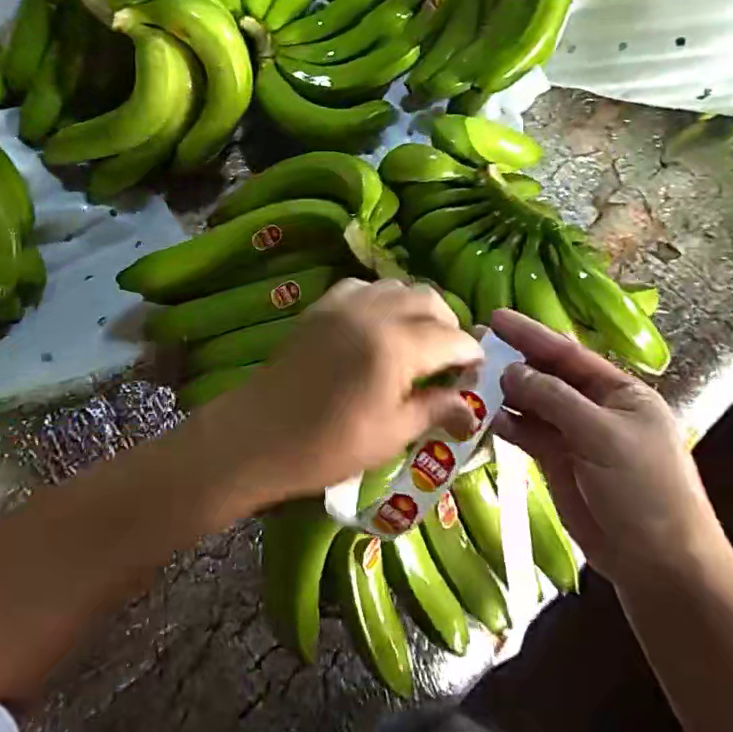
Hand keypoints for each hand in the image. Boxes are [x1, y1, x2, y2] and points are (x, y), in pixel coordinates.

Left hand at [190, 279, 484, 509]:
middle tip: (450, 360)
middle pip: (431, 300)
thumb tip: (472, 407)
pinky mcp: (323, 306)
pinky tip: (380, 326)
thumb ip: (435, 409)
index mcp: (398, 345)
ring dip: (418, 308)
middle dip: (449, 325)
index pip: (453, 338)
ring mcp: (346, 303)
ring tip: (418, 341)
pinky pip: (365, 287)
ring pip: (399, 286)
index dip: (472, 355)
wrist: (256, 438)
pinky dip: (383, 299)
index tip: (476, 375)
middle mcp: (377, 312)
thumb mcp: (391, 434)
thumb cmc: (327, 445)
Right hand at [490, 310, 723, 587]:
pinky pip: (529, 435)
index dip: (533, 335)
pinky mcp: (559, 464)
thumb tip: (512, 370)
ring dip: (506, 393)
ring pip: (535, 405)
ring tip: (471, 379)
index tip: (497, 318)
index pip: (570, 354)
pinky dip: (508, 425)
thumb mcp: (604, 436)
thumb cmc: (645, 490)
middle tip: (474, 347)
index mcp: (620, 391)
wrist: (659, 564)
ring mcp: (576, 436)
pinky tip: (484, 415)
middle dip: (515, 361)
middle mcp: (596, 407)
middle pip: (549, 376)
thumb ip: (556, 400)